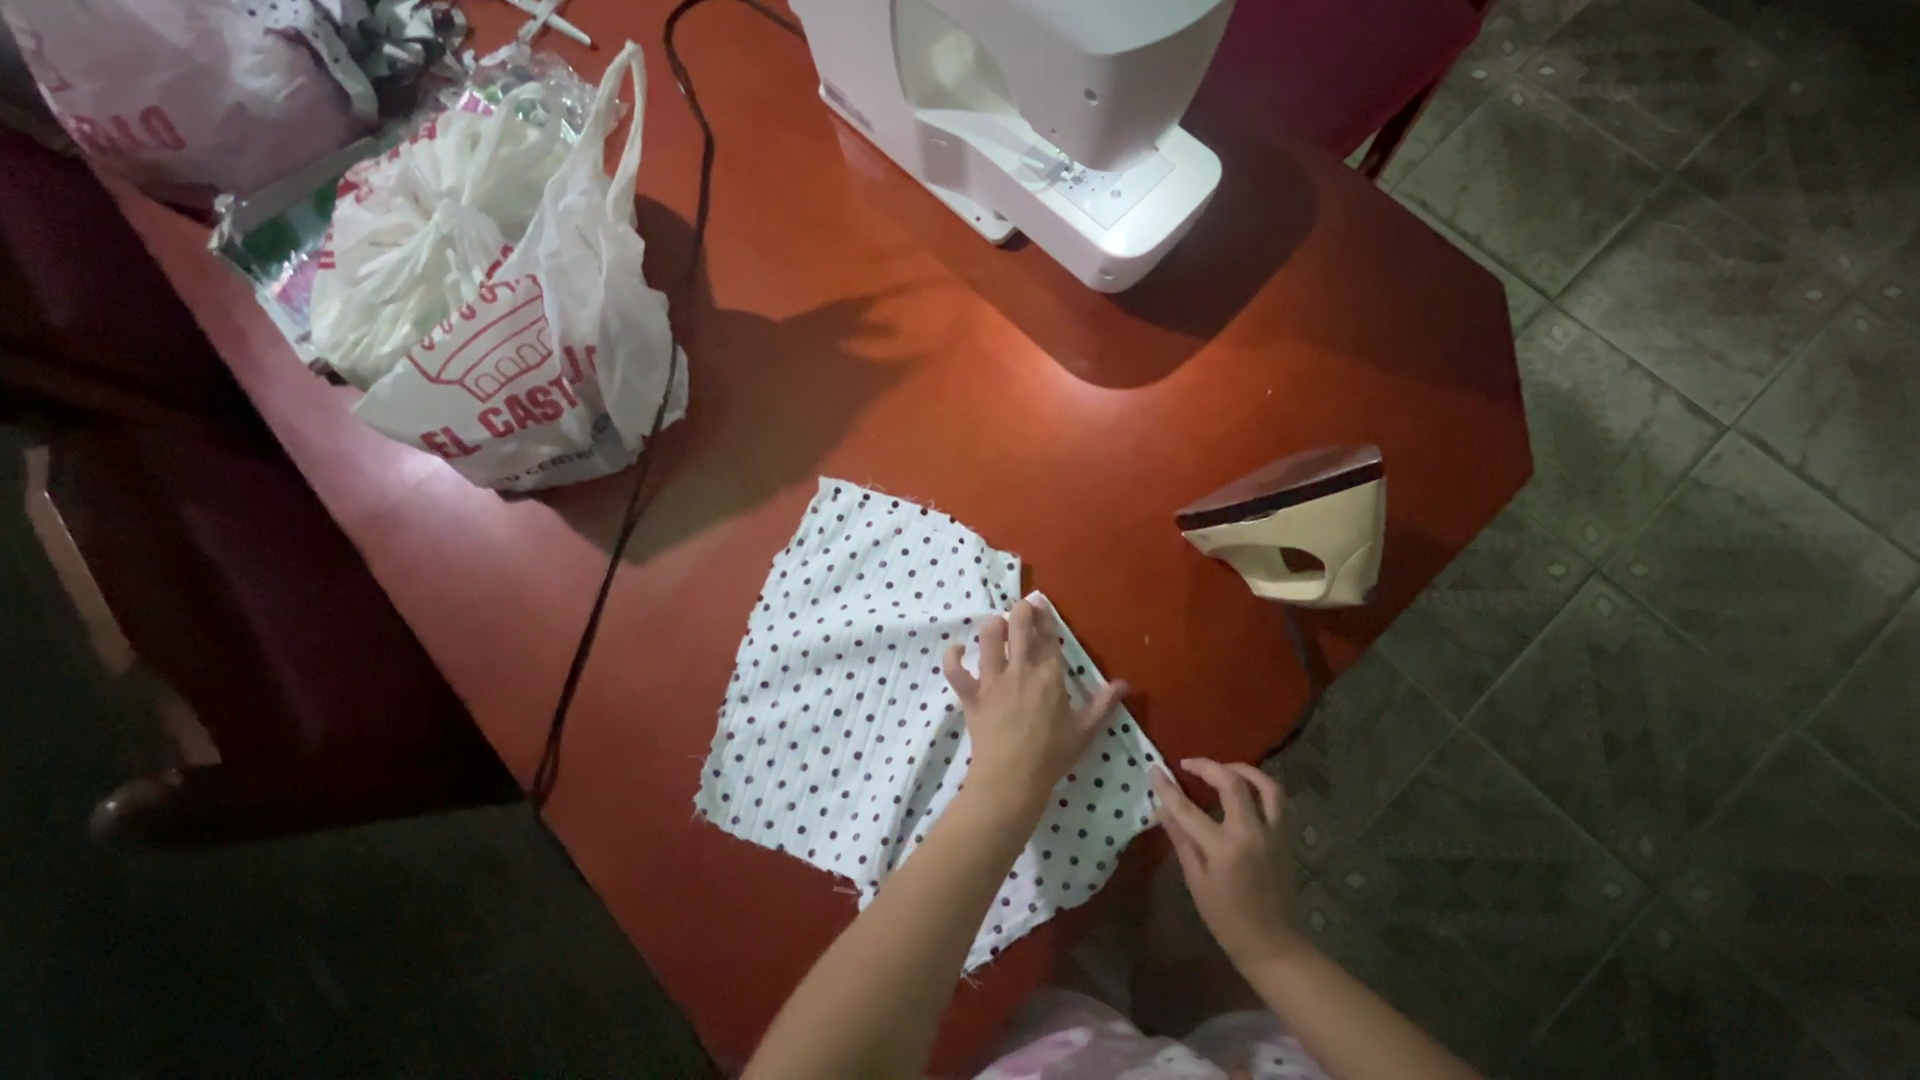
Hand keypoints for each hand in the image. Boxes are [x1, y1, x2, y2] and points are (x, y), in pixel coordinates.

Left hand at [942, 599, 1127, 806]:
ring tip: (997, 625)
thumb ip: (1103, 704)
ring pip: (989, 638)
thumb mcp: (1085, 731)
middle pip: (1018, 625)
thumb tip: (1125, 684)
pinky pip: (955, 669)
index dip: (1045, 617)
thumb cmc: (1051, 756)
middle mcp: (1020, 670)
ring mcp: (992, 680)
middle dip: (1021, 610)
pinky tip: (958, 649)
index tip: (1042, 605)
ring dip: (992, 625)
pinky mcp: (970, 695)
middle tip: (1022, 607)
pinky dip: (952, 656)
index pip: (1048, 636)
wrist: (1012, 779)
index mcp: (1050, 676)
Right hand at [1150, 759, 1299, 967]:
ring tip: (1224, 768)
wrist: (1272, 944)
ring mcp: (1274, 834)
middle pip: (1232, 783)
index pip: (1188, 808)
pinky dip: (1263, 788)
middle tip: (1188, 764)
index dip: (1168, 787)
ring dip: (1244, 770)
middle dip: (1207, 767)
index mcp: (1224, 848)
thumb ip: (1181, 840)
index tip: (1154, 769)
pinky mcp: (1286, 838)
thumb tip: (1162, 808)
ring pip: (1266, 786)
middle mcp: (1251, 833)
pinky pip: (1279, 802)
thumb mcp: (1196, 882)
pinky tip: (1247, 790)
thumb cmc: (1226, 919)